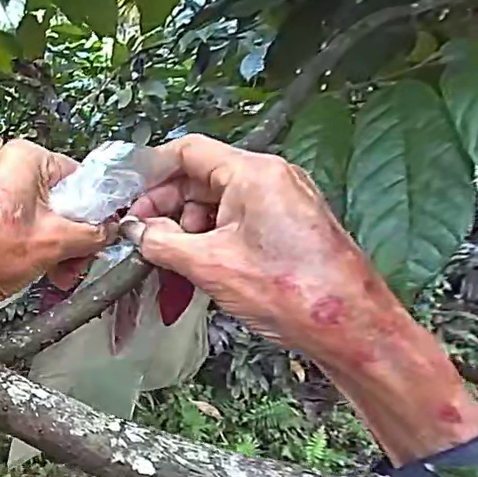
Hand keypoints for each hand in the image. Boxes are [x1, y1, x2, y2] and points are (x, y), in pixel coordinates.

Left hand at [0, 138, 115, 314]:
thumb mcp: (56, 243)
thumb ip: (94, 233)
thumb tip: (110, 231)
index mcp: (25, 157)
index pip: (83, 177)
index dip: (96, 211)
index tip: (100, 234)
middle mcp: (8, 167)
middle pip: (66, 200)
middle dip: (76, 236)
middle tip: (77, 260)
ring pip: (49, 217)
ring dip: (61, 247)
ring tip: (59, 272)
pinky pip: (29, 225)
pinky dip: (41, 247)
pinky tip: (44, 269)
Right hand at [123, 134, 382, 360]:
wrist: (347, 325)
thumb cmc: (297, 291)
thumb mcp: (209, 265)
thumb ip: (162, 243)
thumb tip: (137, 232)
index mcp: (254, 174)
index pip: (188, 151)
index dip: (151, 172)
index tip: (129, 195)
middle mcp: (270, 179)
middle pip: (199, 177)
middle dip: (166, 206)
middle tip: (142, 233)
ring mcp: (279, 202)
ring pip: (215, 201)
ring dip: (186, 226)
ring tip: (170, 256)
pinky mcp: (283, 225)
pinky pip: (234, 220)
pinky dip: (208, 237)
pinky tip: (196, 263)